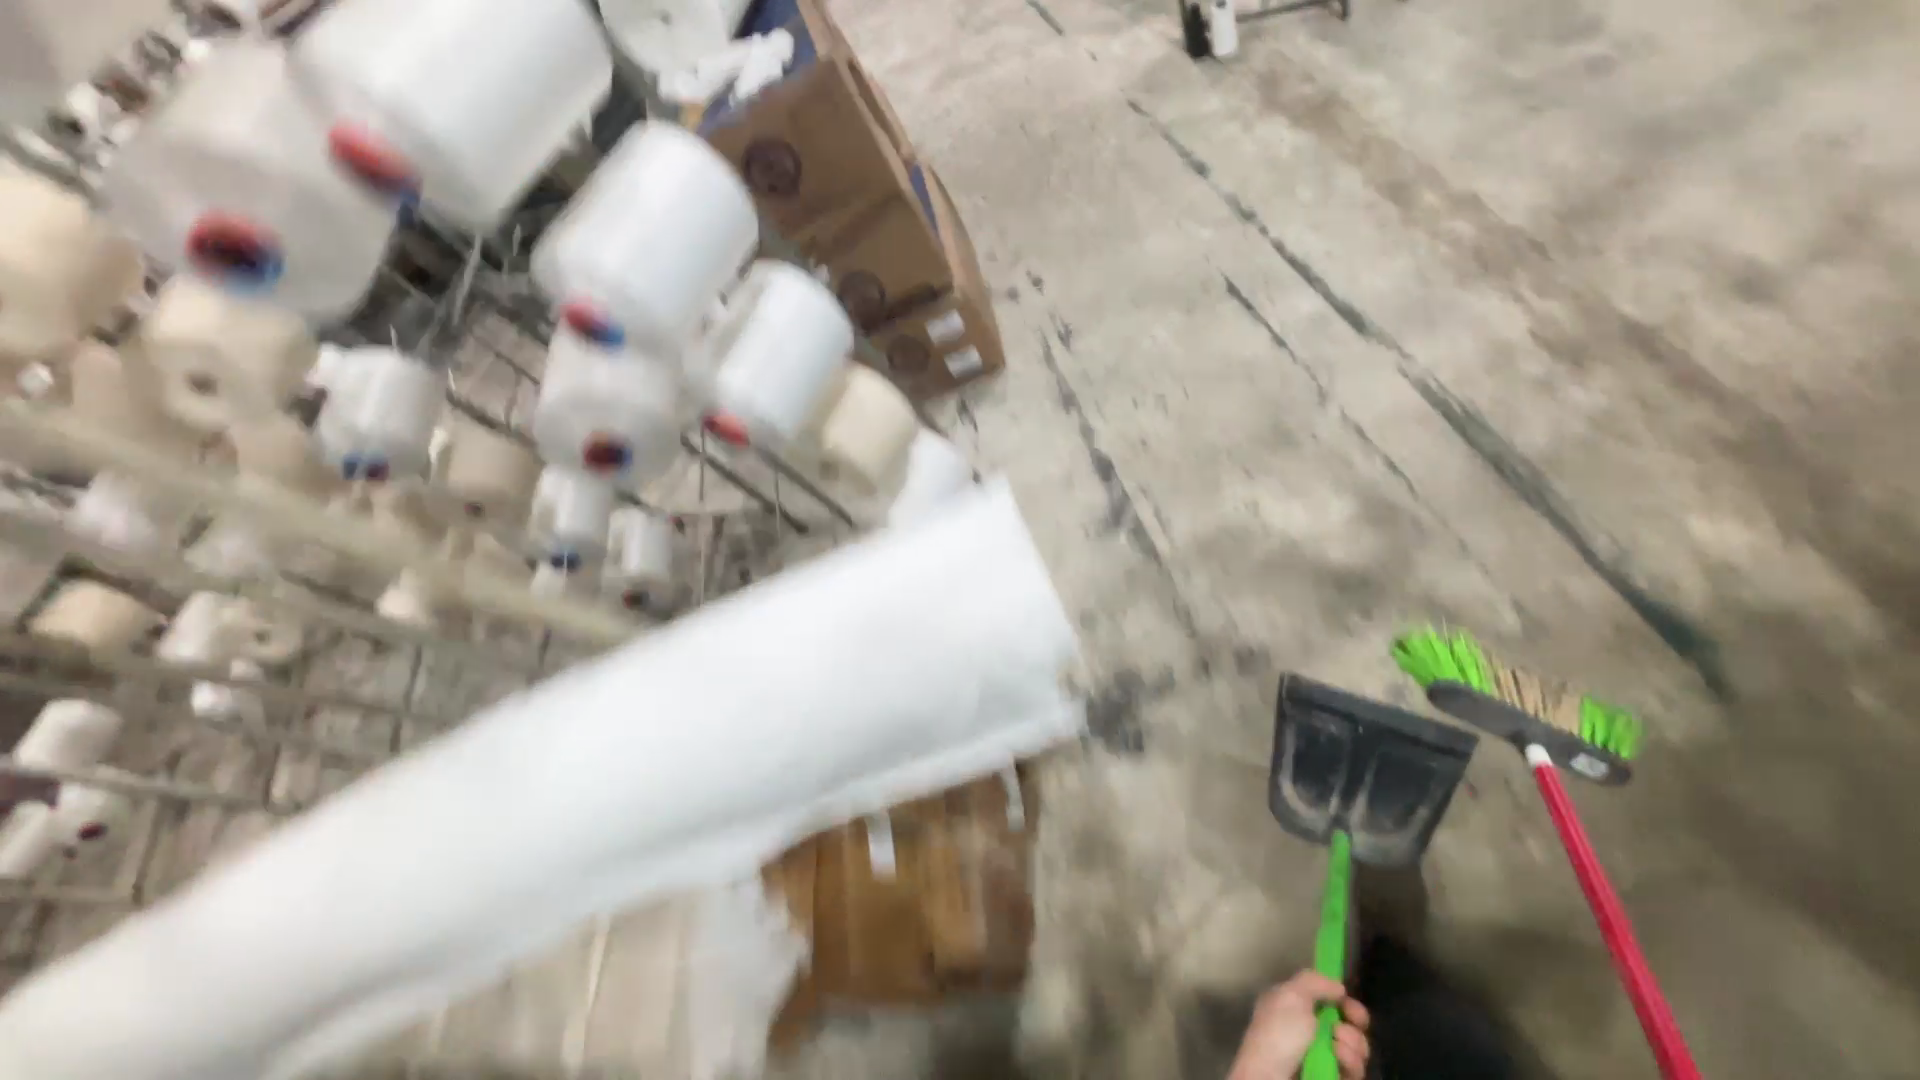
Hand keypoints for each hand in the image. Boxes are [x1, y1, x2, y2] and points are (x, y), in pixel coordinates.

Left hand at [1226, 971, 1370, 1079]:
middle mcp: (1310, 1029)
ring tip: (1337, 1045)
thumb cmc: (1278, 1034)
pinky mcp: (1332, 1076)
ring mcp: (1323, 1055)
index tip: (1348, 1001)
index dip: (1343, 999)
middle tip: (1345, 1026)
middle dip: (1355, 1022)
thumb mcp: (1290, 995)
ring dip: (1353, 1042)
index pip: (1327, 998)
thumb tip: (1339, 988)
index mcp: (1294, 1006)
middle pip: (1348, 1022)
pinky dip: (1351, 1061)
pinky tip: (1339, 1058)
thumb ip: (1314, 982)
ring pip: (1356, 1046)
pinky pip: (1354, 1069)